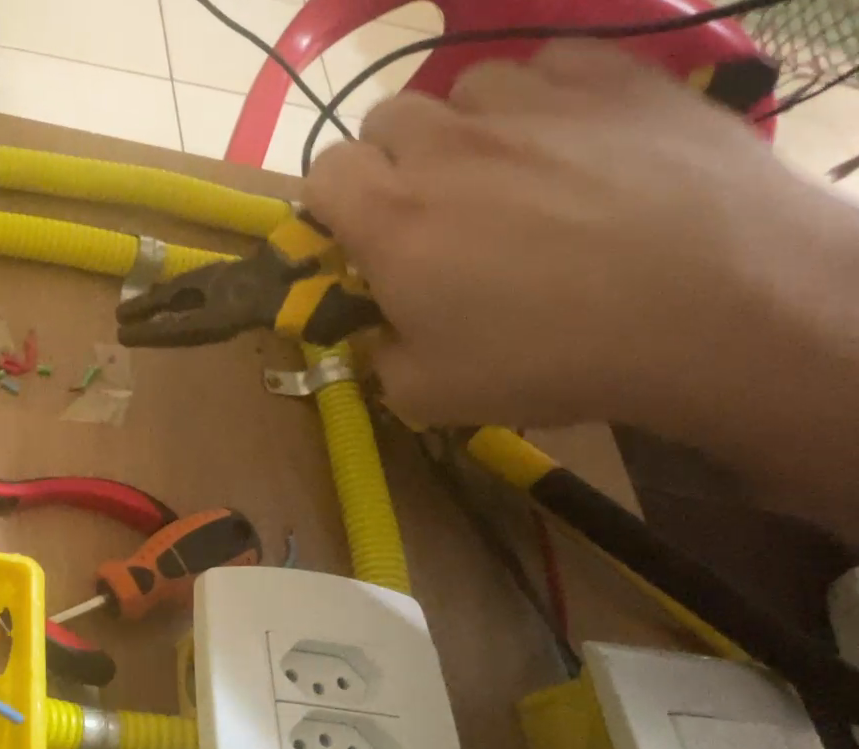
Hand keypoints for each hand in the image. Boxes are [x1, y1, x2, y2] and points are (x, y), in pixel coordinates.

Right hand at [303, 43, 858, 437]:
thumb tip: (377, 332)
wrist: (722, 307)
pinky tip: (565, 136)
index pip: (322, 172)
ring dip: (462, 124)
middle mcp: (447, 147)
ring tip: (500, 167)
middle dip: (389, 160)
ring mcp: (534, 103)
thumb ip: (377, 356)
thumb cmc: (551, 357)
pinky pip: (551, 60)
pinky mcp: (616, 81)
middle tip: (426, 208)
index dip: (330, 201)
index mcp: (391, 220)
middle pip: (384, 119)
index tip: (354, 234)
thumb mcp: (427, 393)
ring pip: (463, 86)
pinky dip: (542, 93)